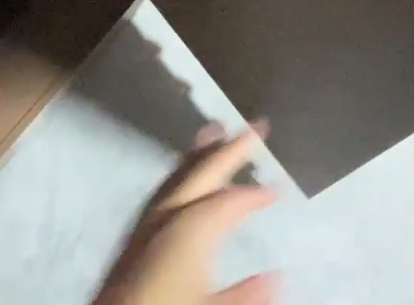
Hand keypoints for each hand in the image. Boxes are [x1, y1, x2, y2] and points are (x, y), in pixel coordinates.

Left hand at [92, 122, 279, 304]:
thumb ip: (245, 294)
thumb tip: (278, 277)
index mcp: (190, 228)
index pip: (228, 200)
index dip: (254, 193)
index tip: (279, 187)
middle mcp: (166, 213)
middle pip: (202, 170)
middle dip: (229, 147)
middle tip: (255, 125)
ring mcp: (146, 220)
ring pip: (178, 173)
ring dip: (201, 152)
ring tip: (218, 131)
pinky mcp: (134, 232)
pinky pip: (164, 187)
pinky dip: (181, 170)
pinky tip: (184, 174)